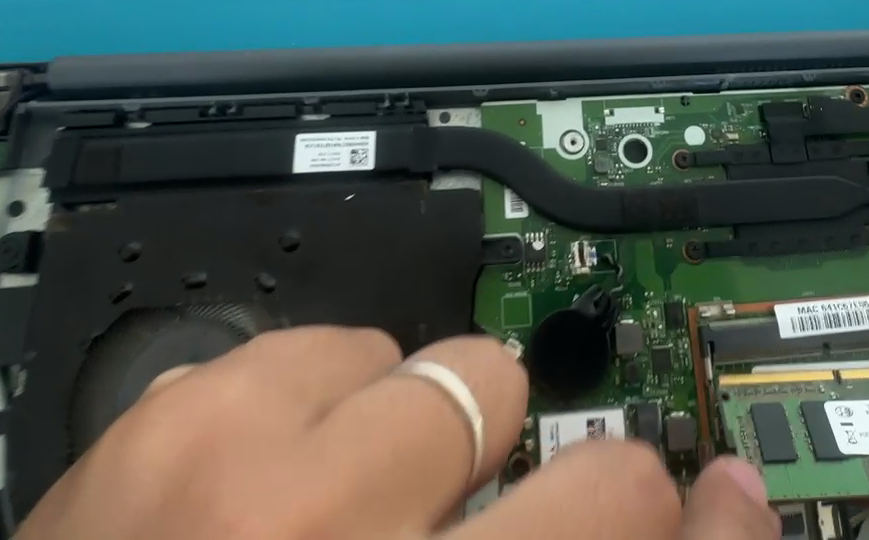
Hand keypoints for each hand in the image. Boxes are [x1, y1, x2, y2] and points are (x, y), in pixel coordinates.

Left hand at [17, 327, 779, 539]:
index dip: (659, 506)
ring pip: (417, 355)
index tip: (642, 502)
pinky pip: (320, 347)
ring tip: (331, 510)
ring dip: (401, 424)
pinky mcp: (167, 419)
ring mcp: (241, 468)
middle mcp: (336, 537)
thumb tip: (701, 510)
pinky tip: (259, 488)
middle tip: (437, 521)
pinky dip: (318, 406)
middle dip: (502, 454)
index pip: (620, 505)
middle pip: (505, 391)